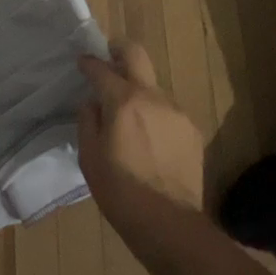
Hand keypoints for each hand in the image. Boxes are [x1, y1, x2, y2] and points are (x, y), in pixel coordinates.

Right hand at [78, 44, 204, 214]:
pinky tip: (151, 141)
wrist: (169, 224)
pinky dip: (156, 116)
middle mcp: (152, 97)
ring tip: (131, 118)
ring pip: (153, 88)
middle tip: (109, 58)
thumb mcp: (89, 157)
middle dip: (119, 50)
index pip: (101, 69)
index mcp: (123, 100)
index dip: (89, 62)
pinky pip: (168, 113)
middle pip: (136, 54)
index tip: (82, 61)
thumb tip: (93, 103)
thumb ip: (88, 120)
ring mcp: (176, 112)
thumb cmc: (120, 191)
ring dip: (139, 92)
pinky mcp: (192, 131)